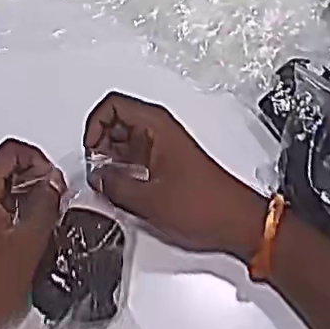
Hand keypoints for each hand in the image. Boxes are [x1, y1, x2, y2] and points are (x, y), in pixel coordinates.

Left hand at [0, 139, 66, 328]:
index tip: (56, 180)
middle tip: (55, 200)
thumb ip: (46, 203)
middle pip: (10, 166)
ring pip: (8, 186)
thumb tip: (55, 181)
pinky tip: (31, 236)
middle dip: (37, 181)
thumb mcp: (27, 241)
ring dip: (30, 199)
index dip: (40, 161)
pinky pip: (2, 205)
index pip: (14, 149)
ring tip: (46, 221)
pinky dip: (20, 214)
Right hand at [84, 92, 267, 260]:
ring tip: (106, 180)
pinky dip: (122, 165)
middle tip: (95, 166)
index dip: (95, 124)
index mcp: (155, 123)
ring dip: (110, 155)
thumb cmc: (207, 206)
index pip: (113, 104)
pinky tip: (120, 186)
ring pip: (124, 137)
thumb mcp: (150, 200)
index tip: (90, 149)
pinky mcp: (166, 160)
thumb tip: (96, 178)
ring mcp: (162, 143)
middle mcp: (158, 127)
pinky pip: (134, 153)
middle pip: (116, 118)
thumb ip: (115, 186)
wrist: (239, 224)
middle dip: (100, 140)